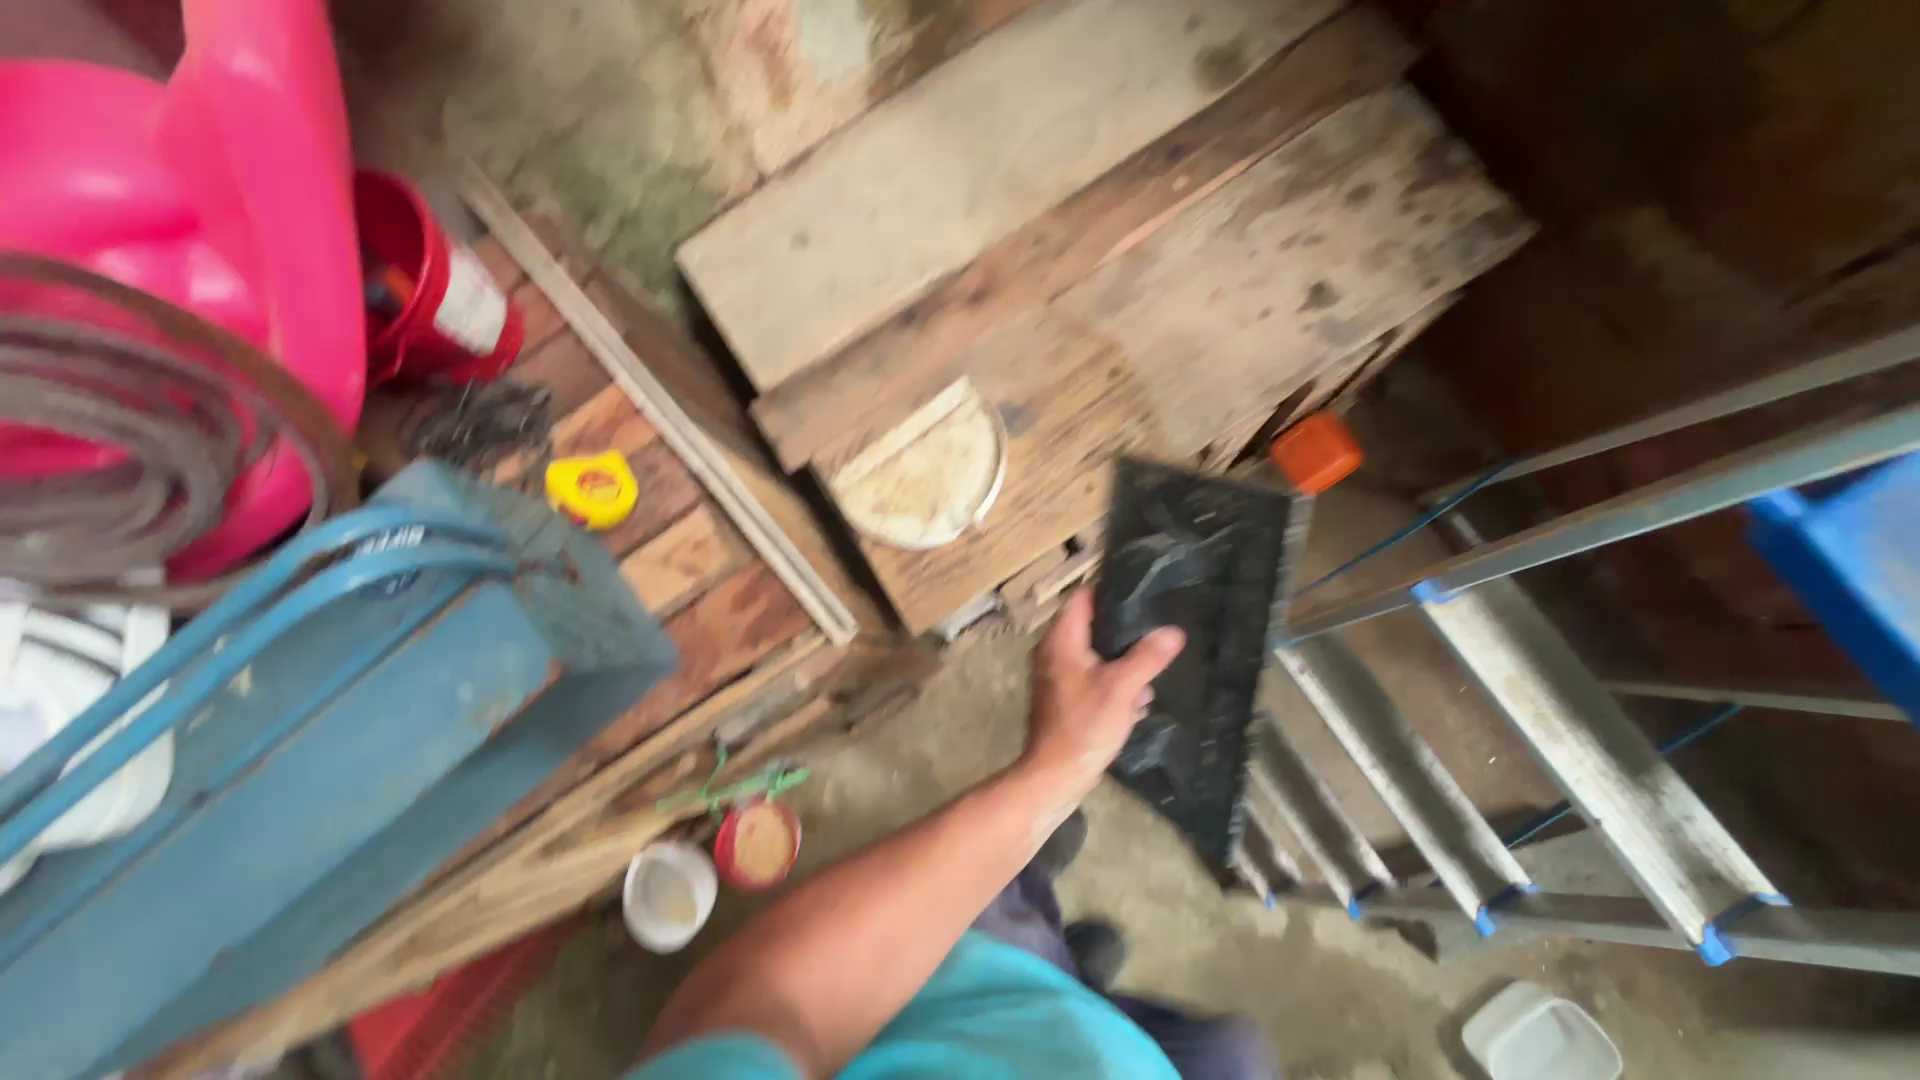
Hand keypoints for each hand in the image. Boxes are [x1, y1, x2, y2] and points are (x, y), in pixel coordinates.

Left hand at [1021, 587, 1184, 794]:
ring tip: (1150, 678)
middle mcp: (1053, 652)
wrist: (1056, 774)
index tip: (1140, 590)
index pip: (1083, 598)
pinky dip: (1114, 687)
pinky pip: (1094, 680)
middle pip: (1092, 627)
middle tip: (1156, 632)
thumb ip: (1147, 657)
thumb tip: (1173, 632)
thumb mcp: (1122, 688)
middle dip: (1124, 634)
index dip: (1110, 590)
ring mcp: (1057, 676)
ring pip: (1097, 657)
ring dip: (1123, 667)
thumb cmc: (1084, 725)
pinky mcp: (1064, 698)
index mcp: (1061, 640)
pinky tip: (1137, 703)